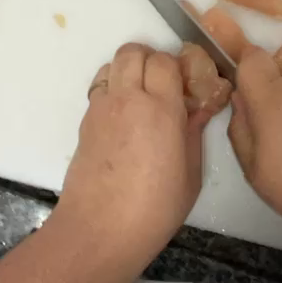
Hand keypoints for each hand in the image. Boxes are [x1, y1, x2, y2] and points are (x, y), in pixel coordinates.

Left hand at [55, 42, 211, 263]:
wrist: (99, 230)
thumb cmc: (153, 210)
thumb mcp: (190, 175)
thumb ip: (193, 134)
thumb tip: (197, 112)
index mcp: (160, 109)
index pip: (165, 61)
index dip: (177, 68)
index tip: (186, 86)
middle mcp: (126, 100)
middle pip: (132, 52)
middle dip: (149, 59)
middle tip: (163, 85)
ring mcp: (100, 110)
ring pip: (111, 67)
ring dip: (127, 72)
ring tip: (141, 99)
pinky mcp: (84, 125)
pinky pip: (99, 92)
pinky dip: (112, 93)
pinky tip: (124, 122)